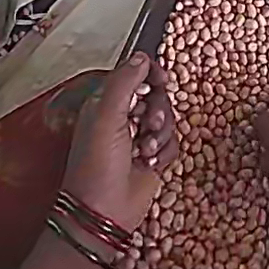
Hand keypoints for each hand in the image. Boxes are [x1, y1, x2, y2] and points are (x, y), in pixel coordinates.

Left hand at [62, 53, 177, 231]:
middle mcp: (123, 116)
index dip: (149, 74)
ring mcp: (139, 137)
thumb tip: (140, 56)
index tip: (161, 79)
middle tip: (148, 123)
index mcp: (106, 102)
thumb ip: (124, 82)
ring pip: (166, 118)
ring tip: (145, 148)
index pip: (134, 75)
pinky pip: (172, 142)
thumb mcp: (107, 116)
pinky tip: (149, 162)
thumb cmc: (96, 165)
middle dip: (157, 108)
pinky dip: (164, 151)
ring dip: (160, 133)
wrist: (103, 212)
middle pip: (155, 95)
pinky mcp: (153, 156)